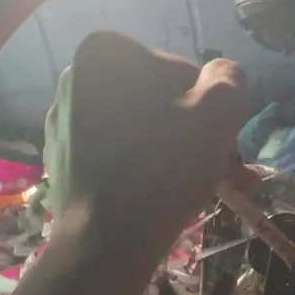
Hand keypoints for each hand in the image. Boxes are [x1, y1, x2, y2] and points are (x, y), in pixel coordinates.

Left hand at [52, 31, 249, 257]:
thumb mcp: (217, 112)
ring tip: (209, 188)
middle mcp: (77, 77)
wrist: (106, 241)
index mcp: (107, 53)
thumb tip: (225, 74)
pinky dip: (147, 168)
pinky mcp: (65, 158)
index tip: (222, 142)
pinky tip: (167, 197)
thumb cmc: (164, 168)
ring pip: (144, 129)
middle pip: (161, 102)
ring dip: (180, 154)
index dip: (210, 107)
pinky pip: (120, 153)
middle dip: (199, 135)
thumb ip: (229, 80)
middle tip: (228, 172)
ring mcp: (65, 120)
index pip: (183, 71)